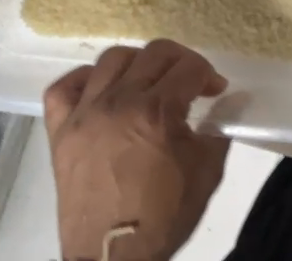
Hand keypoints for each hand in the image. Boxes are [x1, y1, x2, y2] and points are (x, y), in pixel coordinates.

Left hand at [44, 41, 230, 260]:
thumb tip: (230, 101)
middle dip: (181, 62)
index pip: (191, 68)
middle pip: (155, 53)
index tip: (215, 92)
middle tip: (188, 85)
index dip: (209, 76)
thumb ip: (220, 128)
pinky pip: (64, 88)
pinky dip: (83, 81)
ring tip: (147, 84)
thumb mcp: (207, 170)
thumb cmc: (164, 216)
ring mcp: (84, 115)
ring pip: (112, 59)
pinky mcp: (60, 134)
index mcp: (157, 111)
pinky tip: (101, 91)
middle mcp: (119, 102)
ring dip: (138, 64)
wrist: (113, 260)